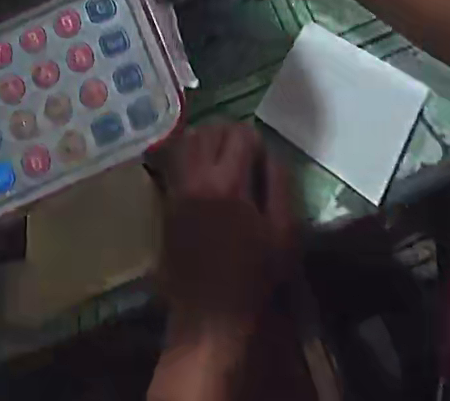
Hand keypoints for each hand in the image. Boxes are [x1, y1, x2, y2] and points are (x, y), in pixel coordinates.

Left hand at [157, 123, 295, 345]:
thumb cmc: (254, 278)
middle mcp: (197, 177)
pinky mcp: (166, 202)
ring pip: (188, 140)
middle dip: (231, 134)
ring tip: (222, 159)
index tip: (262, 160)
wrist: (210, 319)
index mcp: (229, 183)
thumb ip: (280, 184)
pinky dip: (189, 156)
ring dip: (207, 140)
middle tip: (244, 153)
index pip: (241, 134)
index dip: (256, 141)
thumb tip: (271, 153)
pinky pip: (175, 162)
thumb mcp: (283, 233)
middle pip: (211, 129)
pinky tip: (204, 173)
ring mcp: (177, 188)